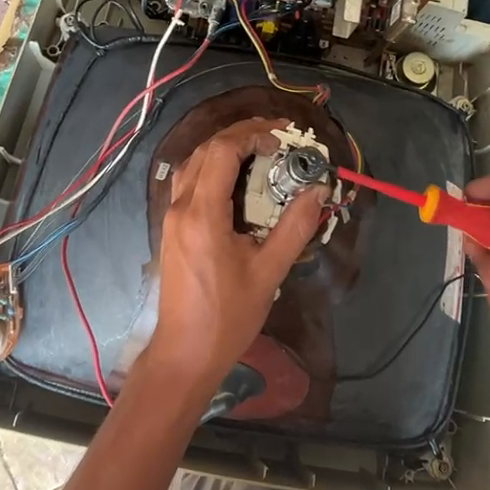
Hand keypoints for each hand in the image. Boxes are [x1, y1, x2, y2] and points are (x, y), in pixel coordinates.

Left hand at [144, 117, 324, 389]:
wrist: (185, 354)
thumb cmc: (227, 316)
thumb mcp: (269, 272)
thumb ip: (294, 227)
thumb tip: (318, 189)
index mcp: (202, 213)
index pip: (222, 151)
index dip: (252, 134)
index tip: (283, 136)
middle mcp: (181, 207)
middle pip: (205, 150)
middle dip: (240, 135)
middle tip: (276, 137)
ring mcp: (171, 218)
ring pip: (193, 164)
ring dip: (224, 149)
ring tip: (259, 151)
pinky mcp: (172, 229)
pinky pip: (190, 183)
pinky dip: (212, 168)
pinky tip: (236, 180)